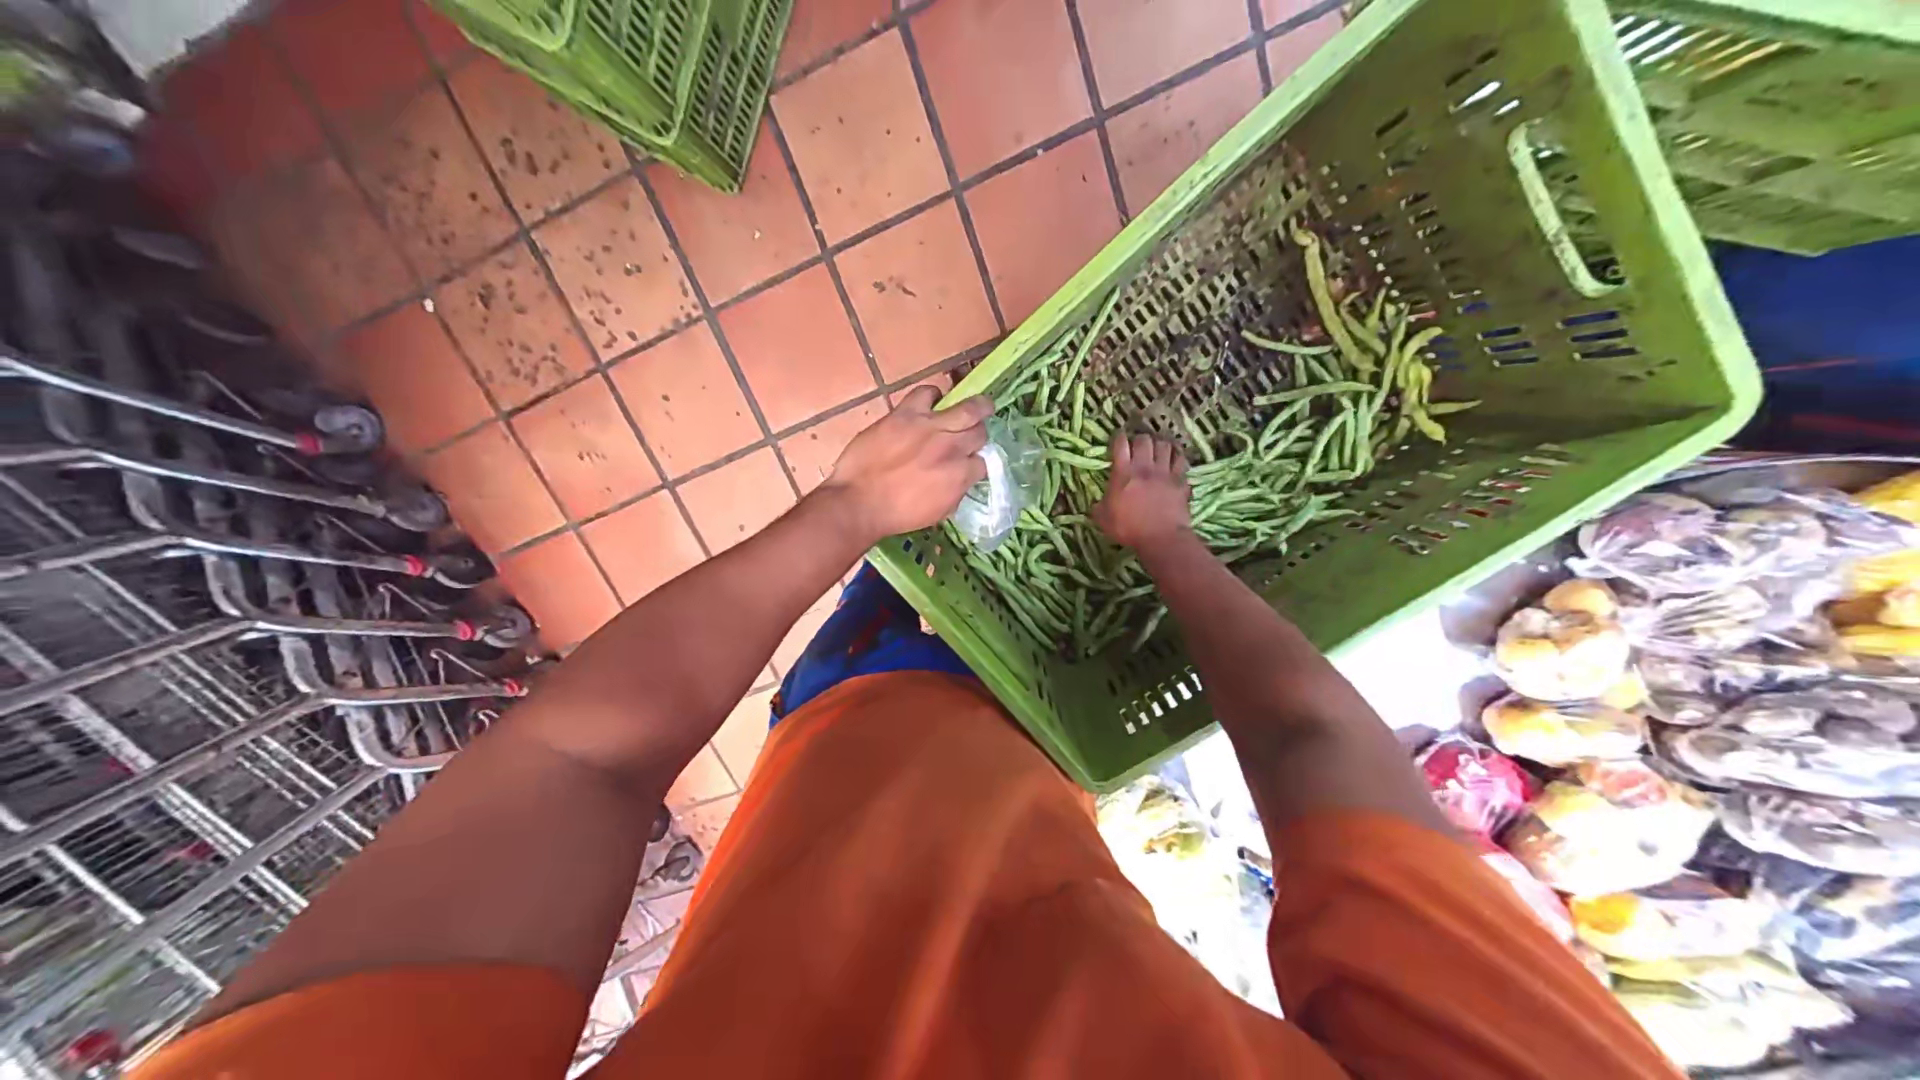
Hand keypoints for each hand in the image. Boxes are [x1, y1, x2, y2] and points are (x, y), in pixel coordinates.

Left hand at [814, 386, 993, 544]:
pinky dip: (933, 395)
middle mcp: (952, 448)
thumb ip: (955, 491)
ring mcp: (930, 427)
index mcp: (960, 475)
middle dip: (978, 435)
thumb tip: (961, 479)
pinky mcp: (906, 414)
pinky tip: (931, 401)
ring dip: (977, 408)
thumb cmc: (897, 515)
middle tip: (971, 436)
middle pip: (980, 432)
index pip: (983, 462)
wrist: (859, 502)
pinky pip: (926, 393)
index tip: (969, 464)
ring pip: (968, 408)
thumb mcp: (937, 512)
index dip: (976, 463)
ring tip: (979, 406)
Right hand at [1092, 434, 1194, 551]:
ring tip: (1157, 451)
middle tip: (1138, 447)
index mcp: (1123, 473)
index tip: (1118, 439)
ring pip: (1165, 445)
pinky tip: (1174, 460)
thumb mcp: (1103, 519)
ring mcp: (1165, 472)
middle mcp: (1144, 467)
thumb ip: (1098, 506)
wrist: (1161, 538)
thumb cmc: (1129, 529)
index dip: (1118, 437)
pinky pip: (1181, 460)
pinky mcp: (1180, 481)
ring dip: (1159, 445)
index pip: (1120, 444)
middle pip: (1144, 440)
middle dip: (1140, 440)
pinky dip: (1177, 457)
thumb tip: (1096, 503)